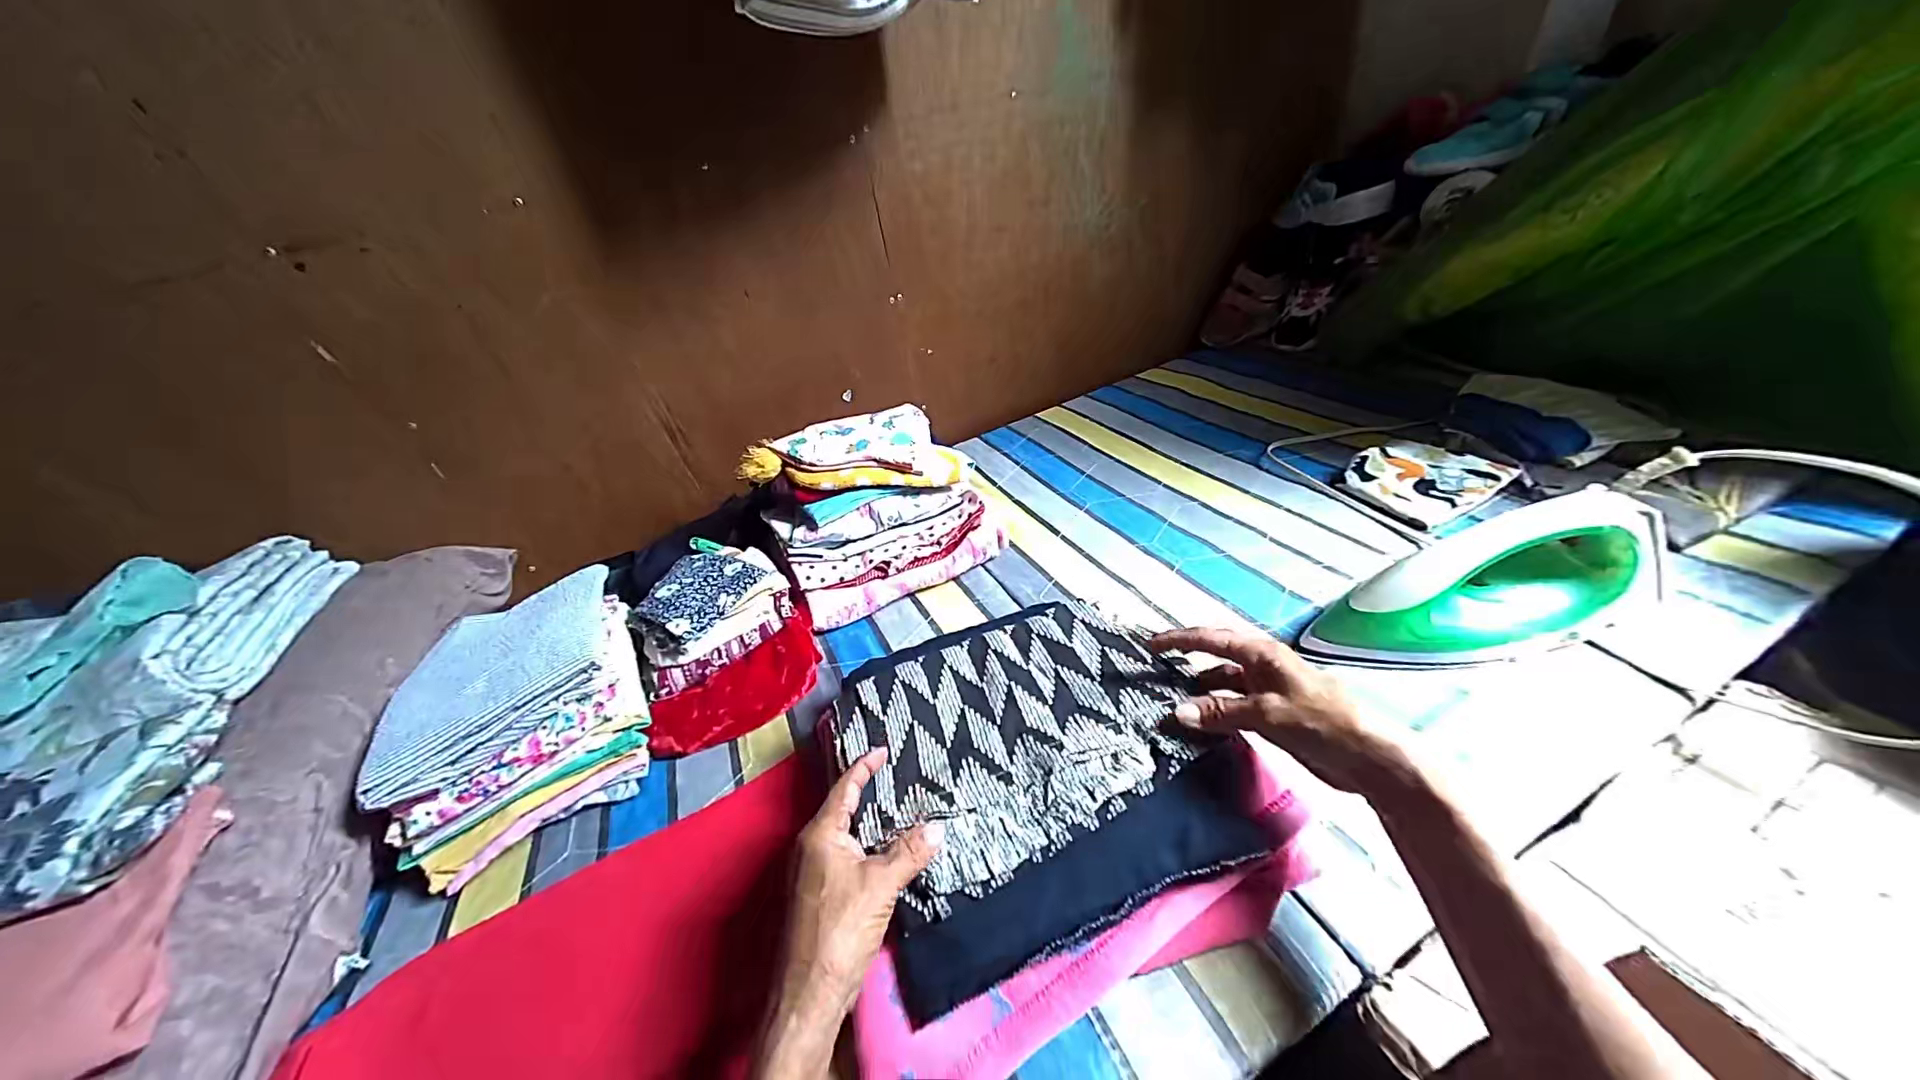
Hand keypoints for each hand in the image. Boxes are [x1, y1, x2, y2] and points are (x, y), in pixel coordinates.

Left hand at [754, 749, 941, 1078]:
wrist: (810, 994)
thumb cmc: (839, 930)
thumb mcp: (880, 885)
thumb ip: (909, 852)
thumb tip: (938, 827)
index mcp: (819, 835)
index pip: (844, 788)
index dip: (864, 767)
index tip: (882, 750)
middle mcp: (811, 848)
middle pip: (843, 809)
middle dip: (869, 793)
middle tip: (897, 777)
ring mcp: (813, 873)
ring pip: (846, 835)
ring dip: (871, 823)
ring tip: (900, 810)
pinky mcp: (821, 895)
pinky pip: (848, 856)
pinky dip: (869, 847)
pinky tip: (889, 853)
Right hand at [1148, 627, 1419, 796]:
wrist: (1371, 758)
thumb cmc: (1323, 722)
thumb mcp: (1268, 714)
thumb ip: (1220, 712)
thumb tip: (1176, 713)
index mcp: (1263, 654)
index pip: (1211, 638)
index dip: (1178, 639)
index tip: (1150, 645)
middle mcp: (1261, 667)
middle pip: (1213, 658)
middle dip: (1184, 663)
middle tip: (1153, 672)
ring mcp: (1266, 691)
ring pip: (1221, 686)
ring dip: (1198, 693)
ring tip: (1169, 704)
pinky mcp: (1272, 715)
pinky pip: (1232, 707)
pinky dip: (1213, 713)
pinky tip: (1199, 724)